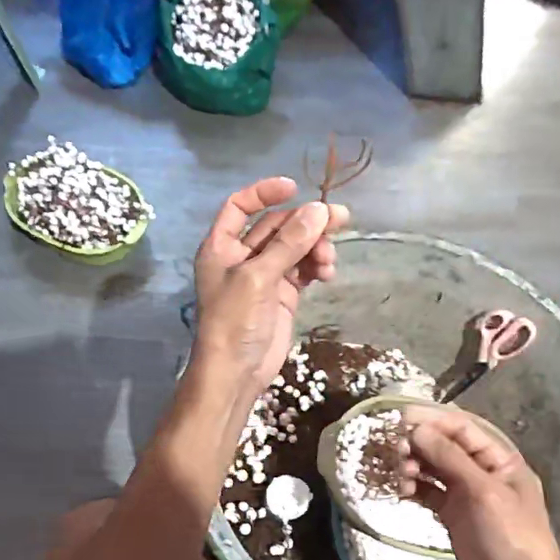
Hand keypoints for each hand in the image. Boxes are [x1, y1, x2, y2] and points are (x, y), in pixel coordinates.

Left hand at [192, 177, 347, 392]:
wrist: (236, 372)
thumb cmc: (234, 320)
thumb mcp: (257, 277)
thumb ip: (288, 243)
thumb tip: (320, 210)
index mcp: (221, 246)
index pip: (239, 206)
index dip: (263, 193)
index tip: (294, 188)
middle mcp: (241, 257)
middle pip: (276, 226)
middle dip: (305, 223)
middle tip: (339, 219)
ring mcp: (263, 276)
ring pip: (294, 248)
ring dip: (314, 248)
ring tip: (327, 262)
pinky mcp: (282, 295)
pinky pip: (302, 270)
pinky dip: (315, 268)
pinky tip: (326, 274)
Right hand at [399, 406, 559, 559]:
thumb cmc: (512, 533)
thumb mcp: (484, 492)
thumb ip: (450, 458)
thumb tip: (417, 430)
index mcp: (498, 458)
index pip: (461, 428)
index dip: (432, 420)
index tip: (401, 418)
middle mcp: (480, 469)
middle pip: (443, 445)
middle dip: (418, 444)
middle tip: (396, 450)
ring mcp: (464, 490)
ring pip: (432, 467)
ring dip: (413, 466)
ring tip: (400, 474)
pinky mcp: (451, 510)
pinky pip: (427, 491)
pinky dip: (413, 488)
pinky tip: (402, 491)